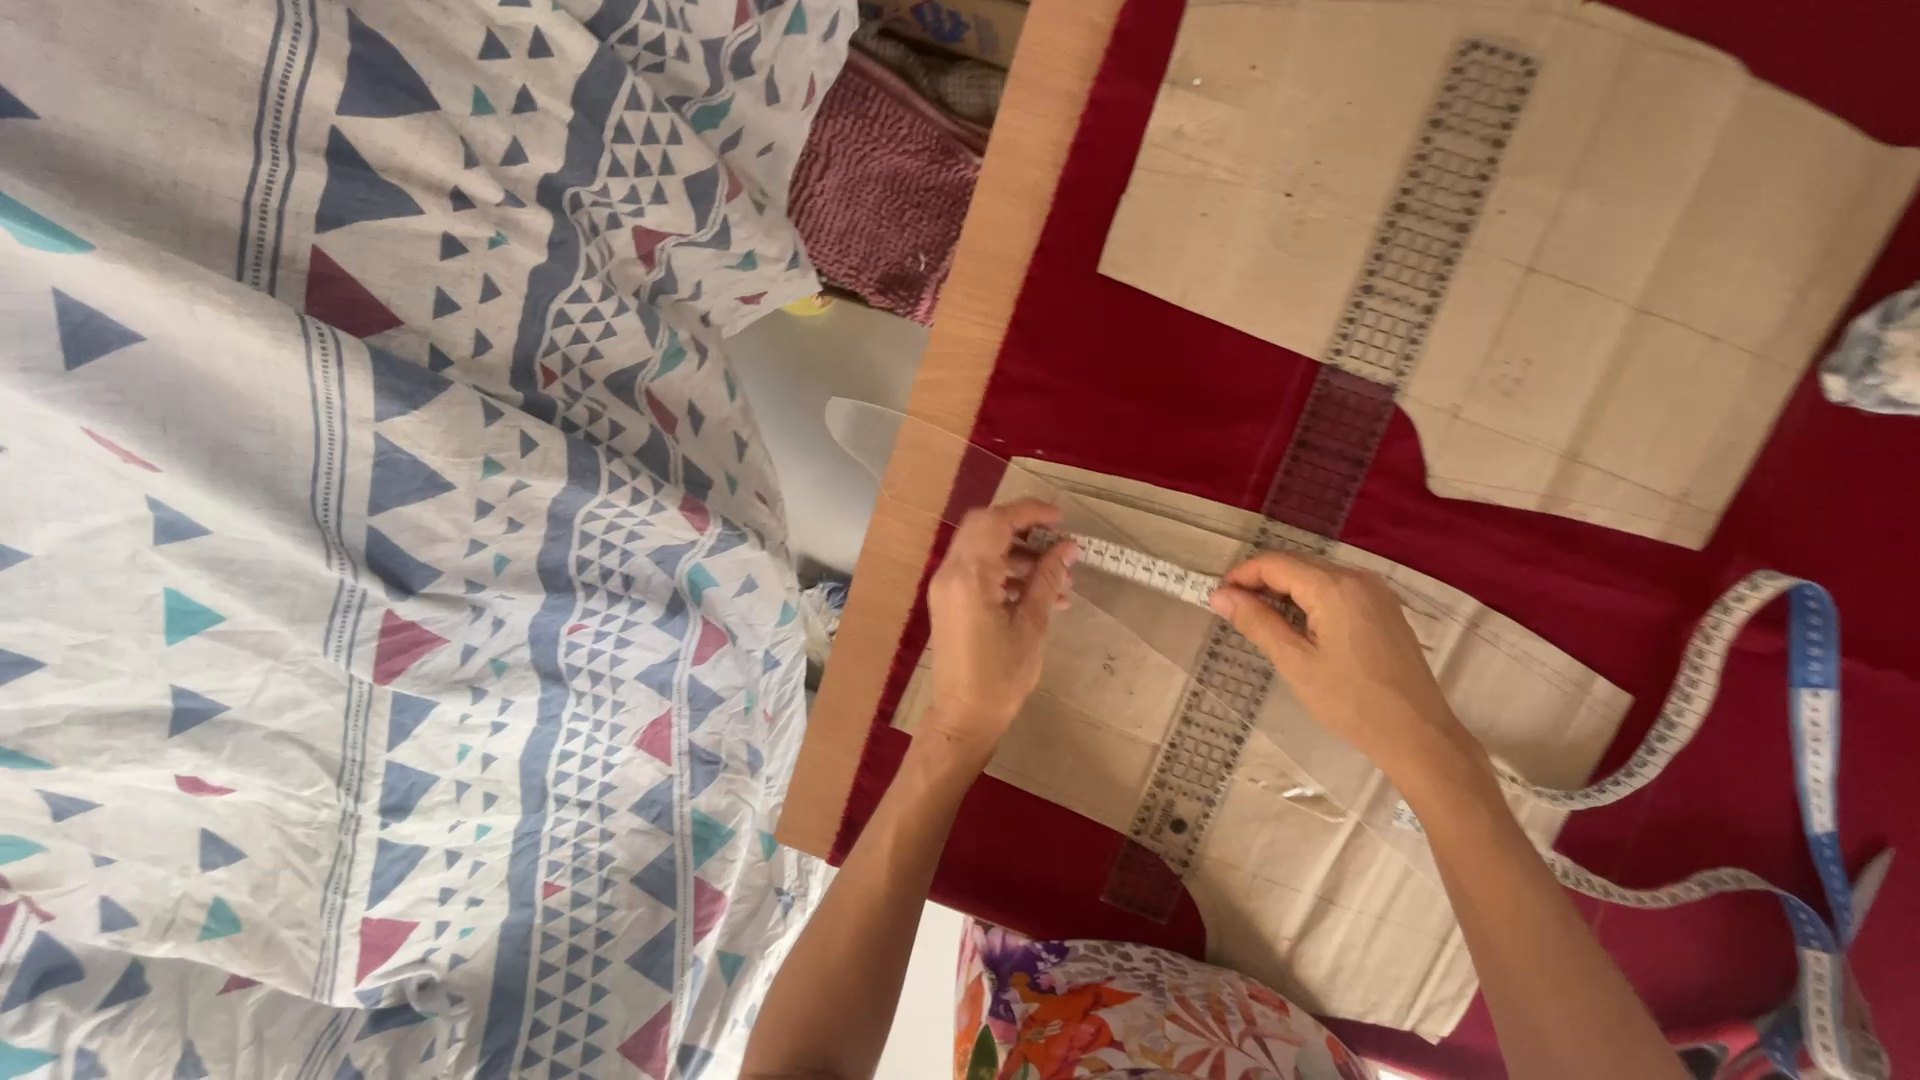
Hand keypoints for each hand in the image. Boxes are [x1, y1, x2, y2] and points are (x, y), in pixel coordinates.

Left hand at [923, 499, 1079, 760]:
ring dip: (1018, 554)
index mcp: (970, 576)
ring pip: (982, 548)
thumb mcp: (1032, 625)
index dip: (1030, 512)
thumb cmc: (1001, 676)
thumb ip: (1047, 578)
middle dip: (1023, 528)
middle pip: (985, 527)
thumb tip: (1067, 547)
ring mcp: (945, 587)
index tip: (1061, 519)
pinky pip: (976, 571)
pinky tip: (1038, 595)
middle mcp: (950, 573)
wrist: (964, 716)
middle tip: (1057, 541)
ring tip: (1058, 580)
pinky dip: (1004, 572)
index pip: (997, 521)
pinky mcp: (948, 601)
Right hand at [1208, 551, 1475, 779]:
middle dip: (1260, 582)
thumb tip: (1219, 596)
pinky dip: (1310, 599)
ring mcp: (1375, 592)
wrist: (1417, 734)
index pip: (1275, 563)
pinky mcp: (1384, 608)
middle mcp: (1357, 578)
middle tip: (1233, 611)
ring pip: (1316, 576)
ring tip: (1261, 620)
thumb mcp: (1295, 663)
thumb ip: (1257, 622)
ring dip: (1285, 590)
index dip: (1241, 575)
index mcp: (1334, 588)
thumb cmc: (1351, 702)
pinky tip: (1299, 626)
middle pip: (1296, 565)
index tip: (1217, 598)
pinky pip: (1337, 589)